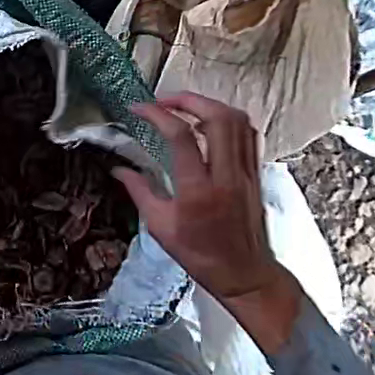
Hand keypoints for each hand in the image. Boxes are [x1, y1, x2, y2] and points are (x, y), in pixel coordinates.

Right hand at [111, 93, 301, 353]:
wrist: (246, 275)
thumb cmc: (198, 254)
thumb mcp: (159, 226)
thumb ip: (139, 191)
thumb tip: (118, 168)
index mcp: (198, 190)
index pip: (181, 137)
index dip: (157, 114)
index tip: (137, 109)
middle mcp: (227, 176)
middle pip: (218, 118)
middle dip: (188, 99)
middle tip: (162, 100)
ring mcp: (247, 173)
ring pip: (237, 121)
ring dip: (208, 105)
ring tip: (182, 107)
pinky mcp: (256, 174)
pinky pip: (247, 134)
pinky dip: (226, 119)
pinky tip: (206, 123)